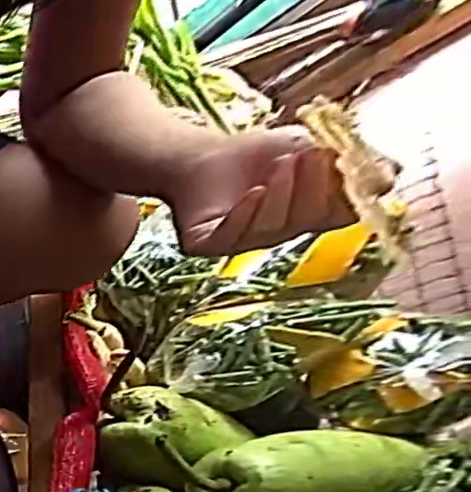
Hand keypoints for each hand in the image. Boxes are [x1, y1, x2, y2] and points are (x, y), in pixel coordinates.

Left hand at [166, 126, 355, 256]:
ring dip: (282, 194)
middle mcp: (276, 233)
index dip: (352, 190)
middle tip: (308, 155)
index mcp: (310, 214)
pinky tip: (255, 192)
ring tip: (279, 164)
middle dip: (314, 185)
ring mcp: (239, 241)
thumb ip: (355, 163)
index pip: (344, 214)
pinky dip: (246, 214)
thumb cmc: (265, 154)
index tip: (347, 158)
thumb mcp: (321, 148)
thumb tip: (385, 183)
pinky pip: (230, 237)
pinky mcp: (204, 245)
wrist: (208, 155)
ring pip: (273, 228)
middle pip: (309, 221)